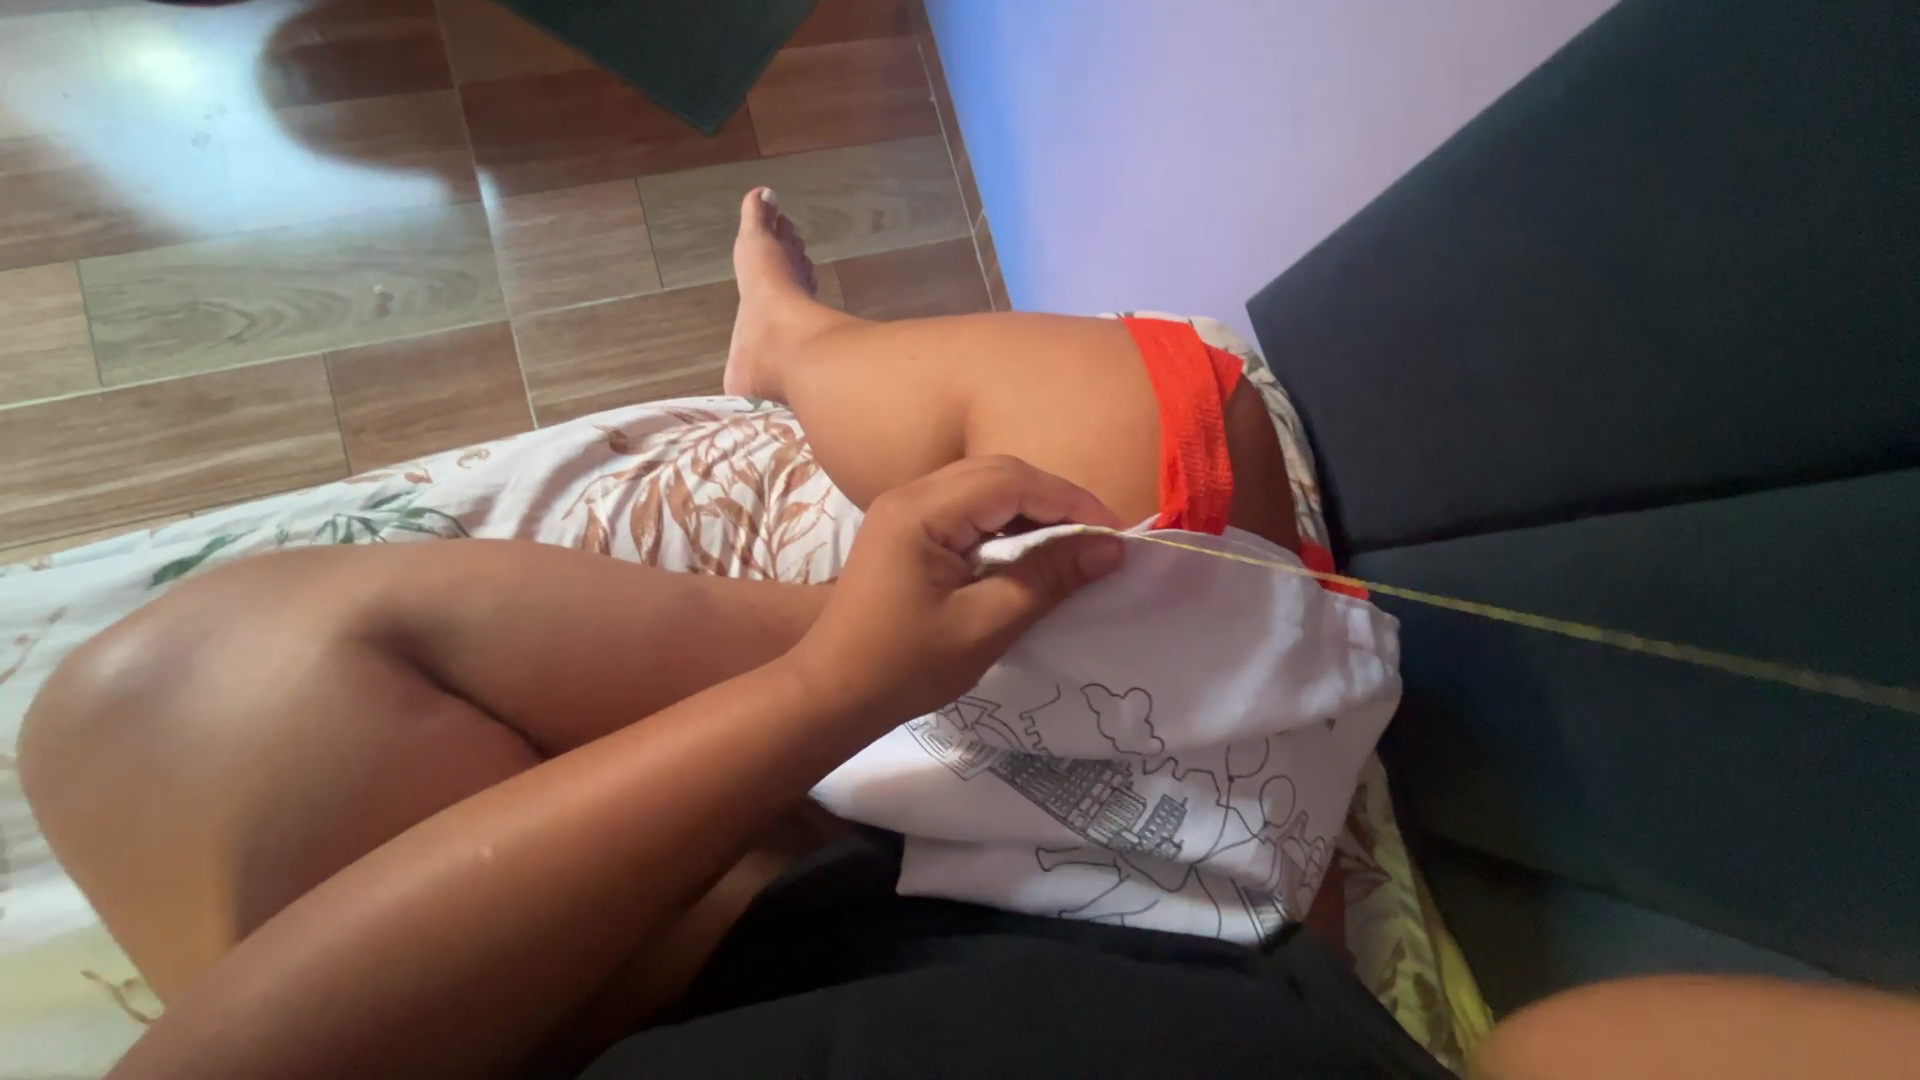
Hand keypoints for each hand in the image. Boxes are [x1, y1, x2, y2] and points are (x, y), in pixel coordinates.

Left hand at [785, 456, 1126, 724]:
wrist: (832, 693)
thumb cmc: (905, 667)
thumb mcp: (983, 626)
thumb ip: (1045, 580)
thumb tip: (1110, 549)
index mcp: (921, 512)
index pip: (1011, 482)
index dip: (1070, 502)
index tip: (1114, 535)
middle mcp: (910, 495)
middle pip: (998, 474)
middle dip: (1054, 500)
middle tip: (1097, 539)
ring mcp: (904, 509)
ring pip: (983, 487)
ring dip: (1031, 510)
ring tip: (1072, 545)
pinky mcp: (905, 529)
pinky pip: (966, 509)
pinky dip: (1004, 524)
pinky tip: (1027, 551)